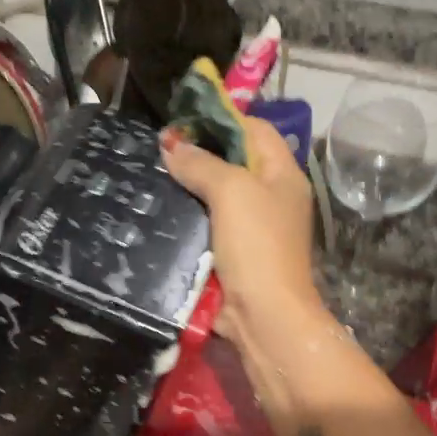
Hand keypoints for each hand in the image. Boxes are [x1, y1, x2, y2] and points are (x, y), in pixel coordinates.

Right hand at [161, 117, 324, 334]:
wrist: (263, 316)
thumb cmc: (256, 246)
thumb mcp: (231, 192)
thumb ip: (201, 163)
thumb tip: (170, 145)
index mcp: (282, 175)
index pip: (254, 130)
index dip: (220, 120)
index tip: (181, 122)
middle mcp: (271, 198)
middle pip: (233, 163)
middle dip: (198, 156)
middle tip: (159, 151)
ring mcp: (252, 231)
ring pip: (215, 199)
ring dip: (188, 191)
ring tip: (153, 178)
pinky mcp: (232, 258)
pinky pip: (207, 230)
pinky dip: (187, 222)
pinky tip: (161, 215)